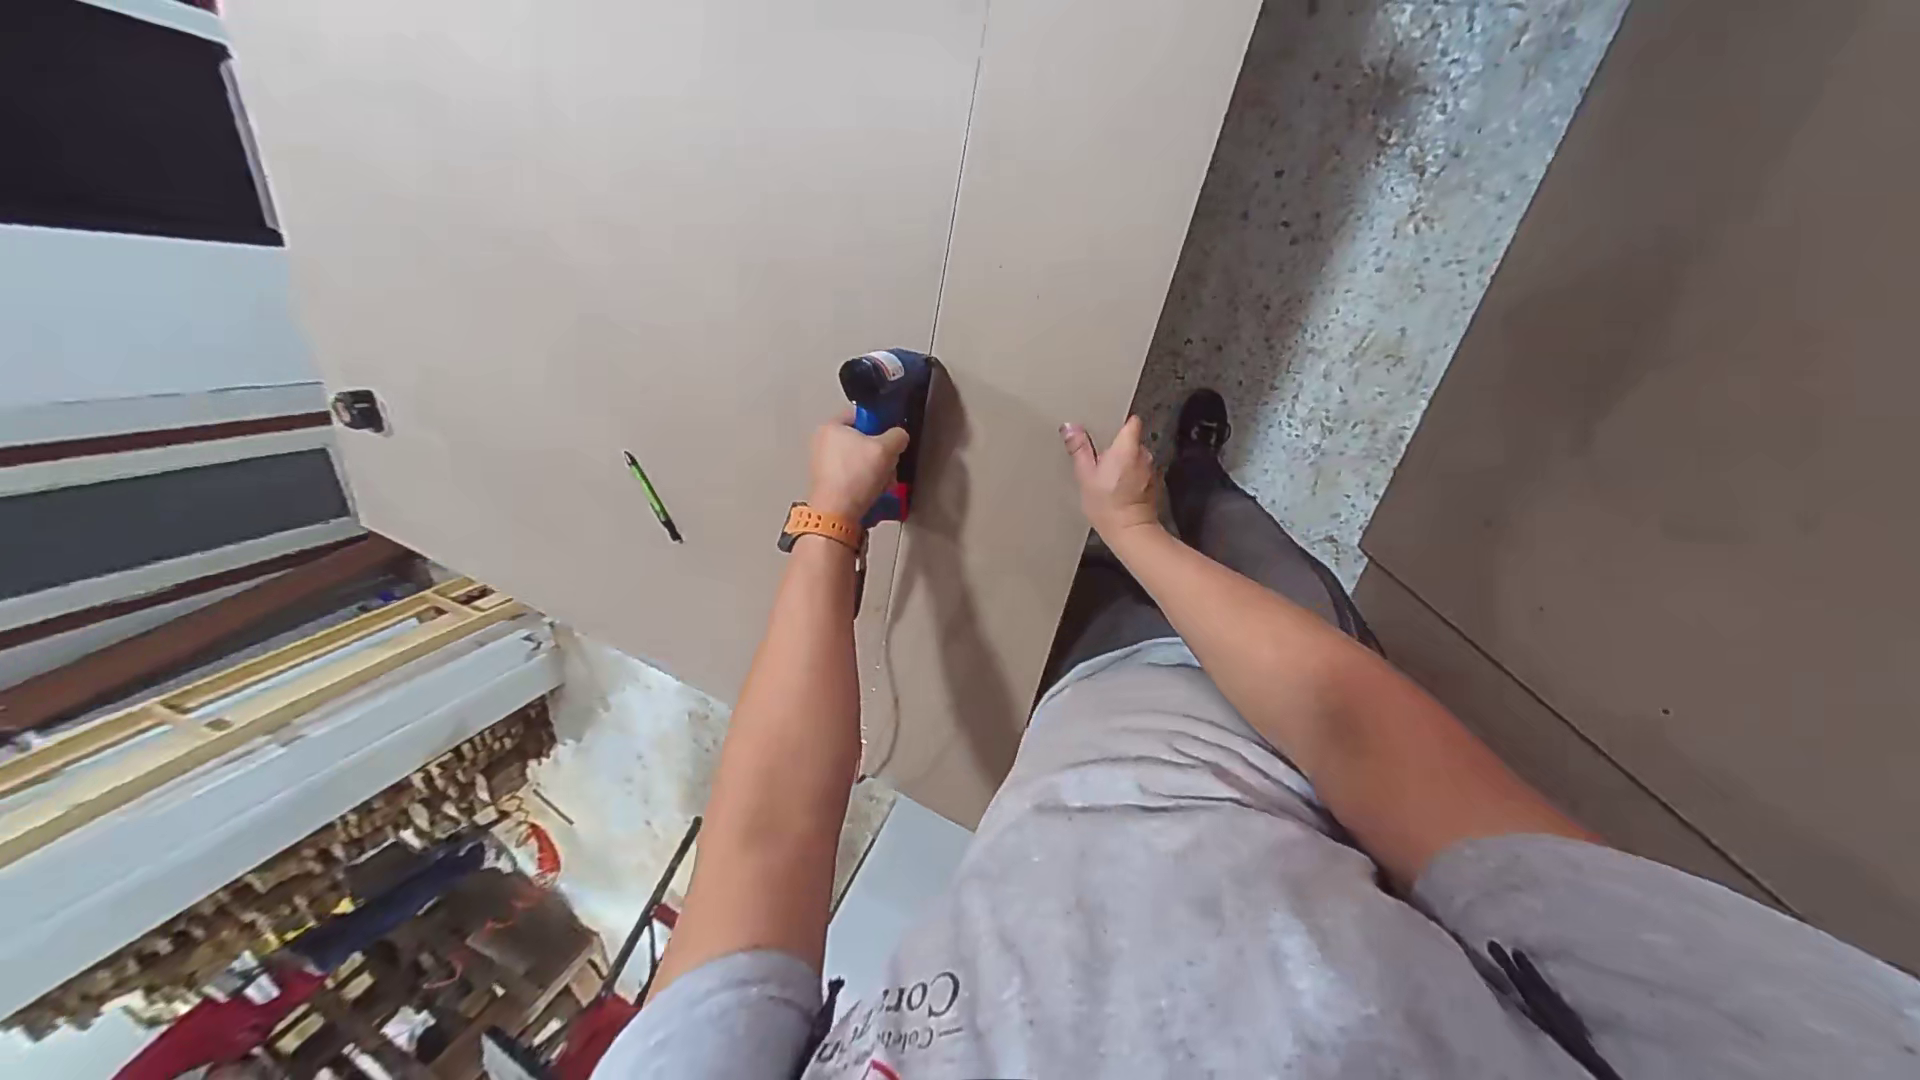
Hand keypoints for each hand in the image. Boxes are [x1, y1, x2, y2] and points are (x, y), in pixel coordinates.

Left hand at [807, 411, 909, 519]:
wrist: (837, 513)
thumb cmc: (856, 475)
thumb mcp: (886, 449)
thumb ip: (898, 436)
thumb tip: (899, 437)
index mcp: (831, 426)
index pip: (861, 414)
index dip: (880, 424)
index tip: (890, 439)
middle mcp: (822, 443)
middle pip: (862, 441)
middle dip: (880, 455)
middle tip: (889, 465)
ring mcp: (823, 465)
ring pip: (859, 461)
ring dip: (876, 471)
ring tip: (884, 484)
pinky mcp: (827, 483)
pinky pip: (852, 476)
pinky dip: (865, 483)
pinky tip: (874, 493)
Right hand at [1062, 415, 1160, 541]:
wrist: (1130, 531)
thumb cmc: (1107, 504)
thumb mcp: (1085, 475)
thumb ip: (1079, 448)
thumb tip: (1070, 427)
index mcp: (1127, 447)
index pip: (1131, 422)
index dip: (1119, 424)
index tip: (1106, 431)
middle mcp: (1144, 454)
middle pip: (1132, 440)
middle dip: (1118, 447)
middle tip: (1099, 459)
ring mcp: (1151, 469)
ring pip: (1136, 457)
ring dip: (1125, 462)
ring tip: (1108, 476)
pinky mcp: (1153, 484)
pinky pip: (1140, 472)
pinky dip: (1132, 476)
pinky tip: (1118, 488)